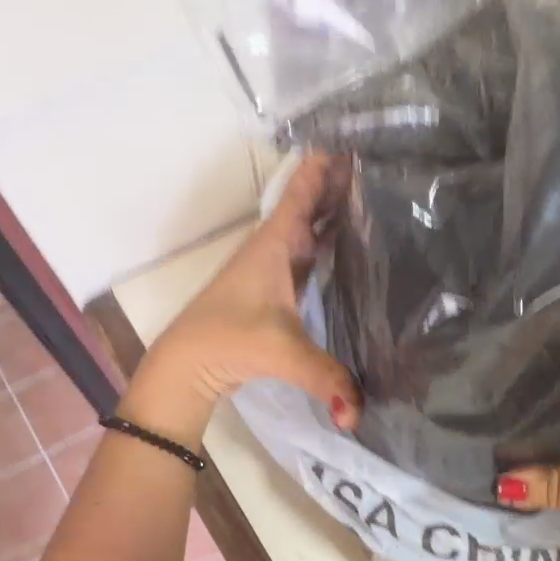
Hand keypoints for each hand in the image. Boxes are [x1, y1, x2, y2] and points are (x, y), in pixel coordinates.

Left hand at [119, 154, 360, 447]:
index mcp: (273, 247)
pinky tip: (342, 258)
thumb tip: (357, 414)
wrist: (187, 366)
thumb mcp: (283, 354)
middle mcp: (272, 253)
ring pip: (306, 237)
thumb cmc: (229, 341)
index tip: (347, 146)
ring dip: (330, 221)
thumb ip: (325, 378)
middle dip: (335, 191)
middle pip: (308, 212)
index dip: (322, 171)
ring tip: (366, 206)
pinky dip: (324, 253)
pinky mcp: (272, 300)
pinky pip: (305, 264)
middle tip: (372, 172)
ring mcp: (270, 276)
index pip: (300, 196)